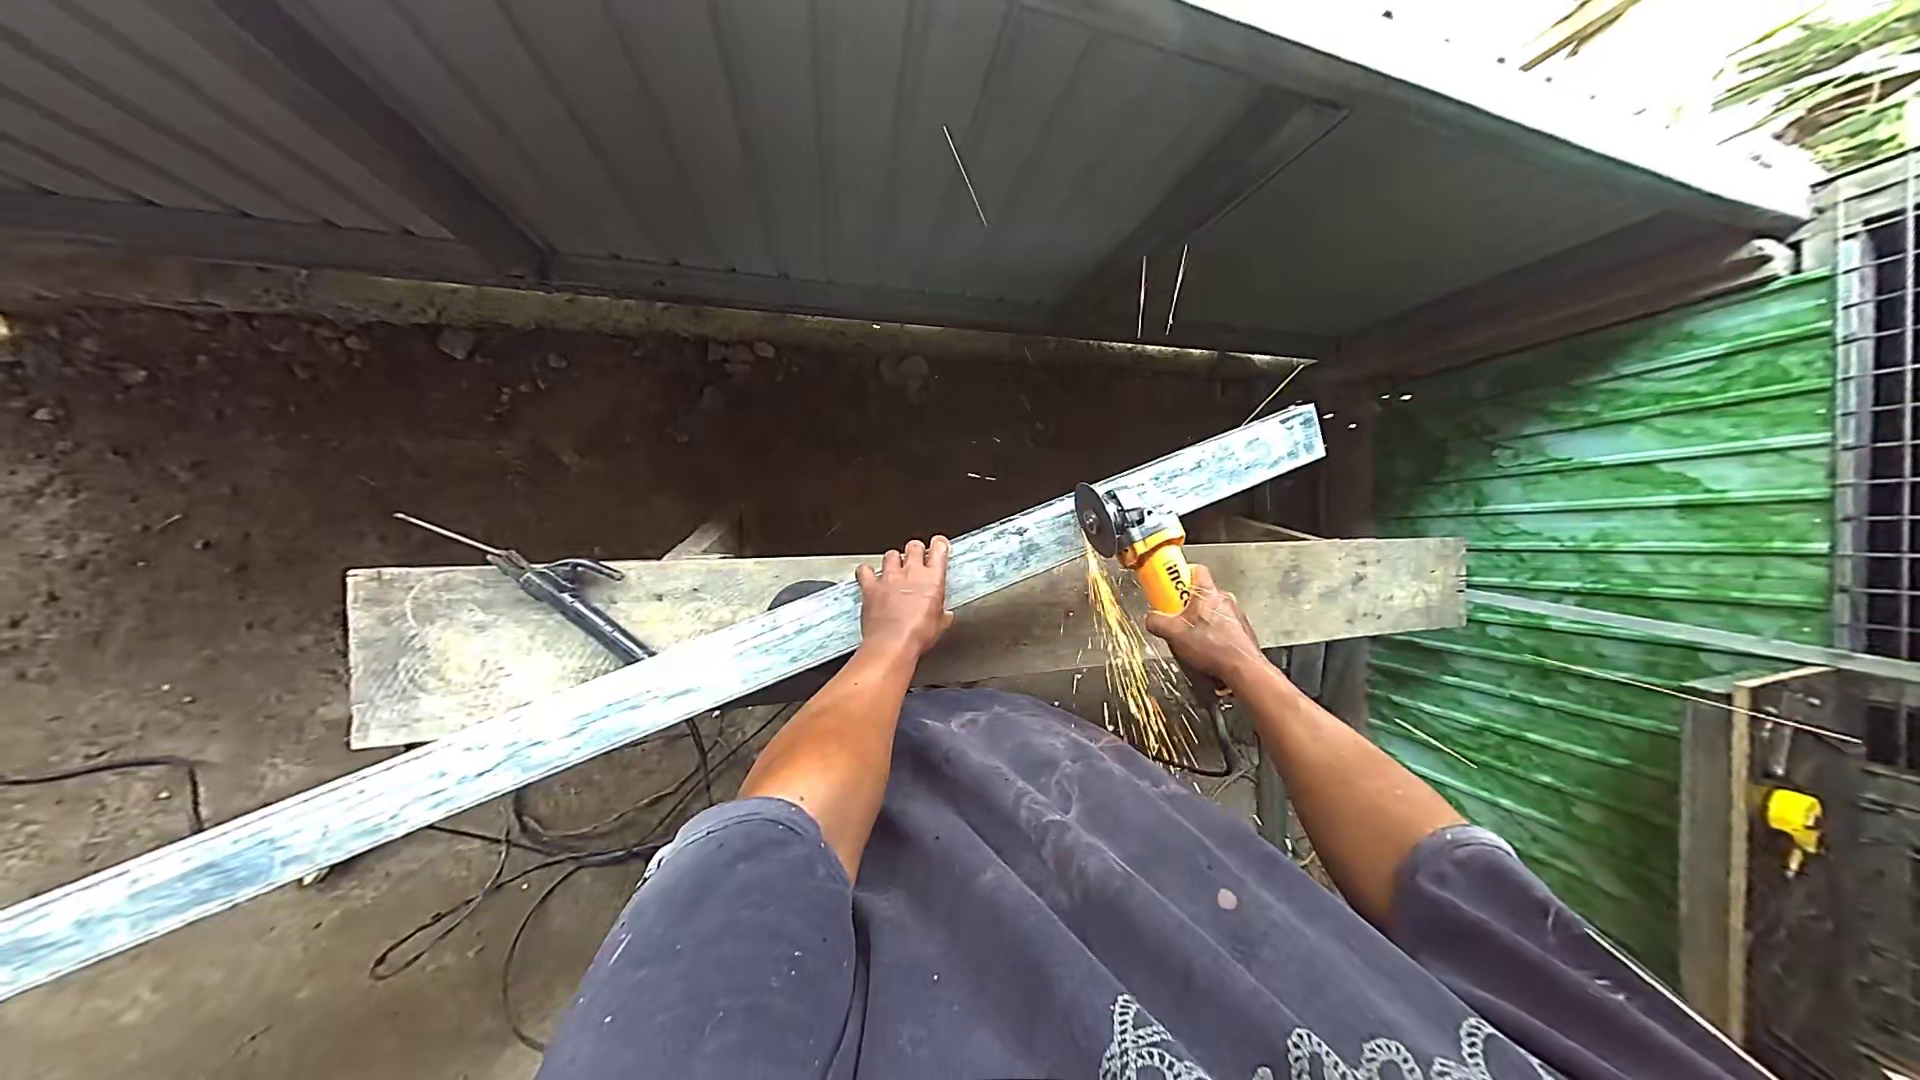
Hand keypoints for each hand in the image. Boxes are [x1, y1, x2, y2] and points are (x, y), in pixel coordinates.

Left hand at [856, 537, 953, 657]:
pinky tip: (869, 576)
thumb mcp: (940, 625)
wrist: (892, 645)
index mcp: (932, 579)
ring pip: (890, 554)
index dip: (939, 544)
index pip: (939, 548)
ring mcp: (889, 577)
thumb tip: (944, 615)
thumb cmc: (917, 635)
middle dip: (915, 550)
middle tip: (916, 559)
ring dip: (893, 560)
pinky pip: (865, 570)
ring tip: (894, 569)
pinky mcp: (871, 586)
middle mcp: (911, 572)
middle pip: (913, 546)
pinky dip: (866, 572)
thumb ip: (942, 614)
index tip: (938, 546)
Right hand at [1143, 564, 1264, 681]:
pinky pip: (1223, 625)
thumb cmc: (1213, 647)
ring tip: (1191, 638)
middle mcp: (1224, 599)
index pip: (1196, 570)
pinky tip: (1206, 649)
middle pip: (1201, 593)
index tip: (1171, 587)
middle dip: (1186, 604)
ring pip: (1212, 610)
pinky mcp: (1242, 630)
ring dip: (1201, 620)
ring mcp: (1236, 614)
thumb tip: (1150, 618)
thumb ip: (1157, 622)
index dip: (1182, 575)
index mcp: (1208, 593)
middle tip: (1175, 618)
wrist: (1242, 669)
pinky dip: (1213, 633)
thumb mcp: (1173, 634)